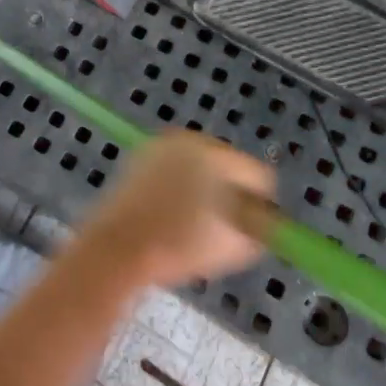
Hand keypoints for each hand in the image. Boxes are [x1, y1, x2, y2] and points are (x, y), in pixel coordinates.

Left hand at [74, 132, 274, 288]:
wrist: (118, 245)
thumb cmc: (180, 244)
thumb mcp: (235, 245)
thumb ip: (261, 230)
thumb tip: (267, 221)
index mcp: (217, 154)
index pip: (258, 175)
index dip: (263, 204)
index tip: (256, 229)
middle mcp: (190, 140)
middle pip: (226, 167)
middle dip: (231, 194)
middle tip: (226, 228)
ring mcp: (161, 147)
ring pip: (197, 170)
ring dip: (204, 192)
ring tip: (196, 227)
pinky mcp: (139, 159)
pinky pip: (171, 174)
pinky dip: (177, 191)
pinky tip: (171, 219)